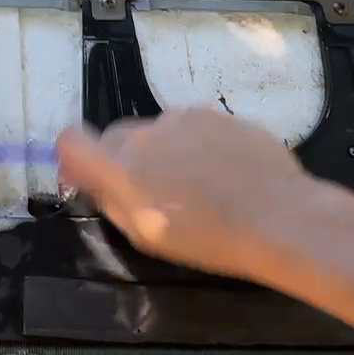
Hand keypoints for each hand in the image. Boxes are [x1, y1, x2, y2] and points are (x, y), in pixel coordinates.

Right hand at [56, 109, 341, 278]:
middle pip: (115, 137)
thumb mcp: (145, 236)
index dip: (74, 157)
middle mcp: (145, 133)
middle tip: (151, 192)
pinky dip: (196, 146)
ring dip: (162, 152)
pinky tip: (223, 174)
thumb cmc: (208, 240)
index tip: (87, 177)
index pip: (71, 141)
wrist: (282, 218)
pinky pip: (192, 128)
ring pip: (156, 132)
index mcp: (121, 167)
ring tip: (196, 186)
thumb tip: (93, 181)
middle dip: (122, 159)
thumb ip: (111, 201)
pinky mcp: (217, 114)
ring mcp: (183, 118)